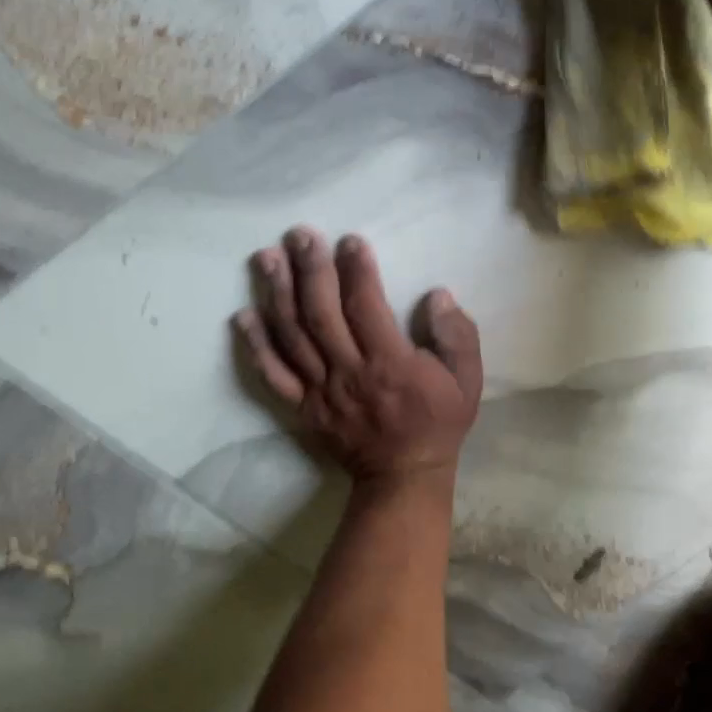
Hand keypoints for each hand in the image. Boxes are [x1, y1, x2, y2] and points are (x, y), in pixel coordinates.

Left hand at [234, 228, 482, 490]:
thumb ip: (457, 335)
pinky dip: (256, 345)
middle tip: (300, 235)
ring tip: (267, 258)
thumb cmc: (439, 422)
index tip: (350, 241)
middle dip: (310, 271)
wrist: (404, 475)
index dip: (357, 271)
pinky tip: (243, 315)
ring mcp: (321, 390)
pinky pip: (274, 375)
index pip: (367, 307)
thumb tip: (437, 296)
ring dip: (278, 295)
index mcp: (390, 363)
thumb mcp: (468, 379)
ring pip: (293, 337)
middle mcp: (349, 372)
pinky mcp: (303, 406)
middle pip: (321, 315)